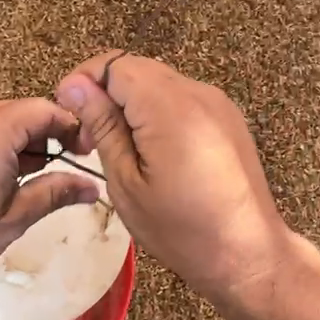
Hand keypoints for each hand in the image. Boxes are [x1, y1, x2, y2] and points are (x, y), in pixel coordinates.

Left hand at [0, 99, 101, 298]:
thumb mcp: (15, 216)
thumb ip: (55, 193)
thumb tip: (92, 188)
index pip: (46, 109)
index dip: (73, 126)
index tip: (89, 152)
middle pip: (24, 112)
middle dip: (51, 134)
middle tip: (73, 163)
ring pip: (1, 122)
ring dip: (26, 142)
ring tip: (44, 175)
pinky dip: (1, 146)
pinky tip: (8, 177)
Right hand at [55, 52, 292, 301]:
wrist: (249, 255)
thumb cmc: (180, 229)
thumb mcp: (127, 182)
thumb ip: (102, 125)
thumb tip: (74, 85)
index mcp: (169, 106)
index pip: (114, 64)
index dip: (84, 82)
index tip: (70, 118)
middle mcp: (196, 92)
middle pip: (136, 68)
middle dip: (105, 92)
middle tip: (88, 139)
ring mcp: (217, 102)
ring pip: (158, 81)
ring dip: (130, 103)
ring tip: (119, 148)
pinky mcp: (227, 116)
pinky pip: (180, 97)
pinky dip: (157, 111)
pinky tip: (153, 150)